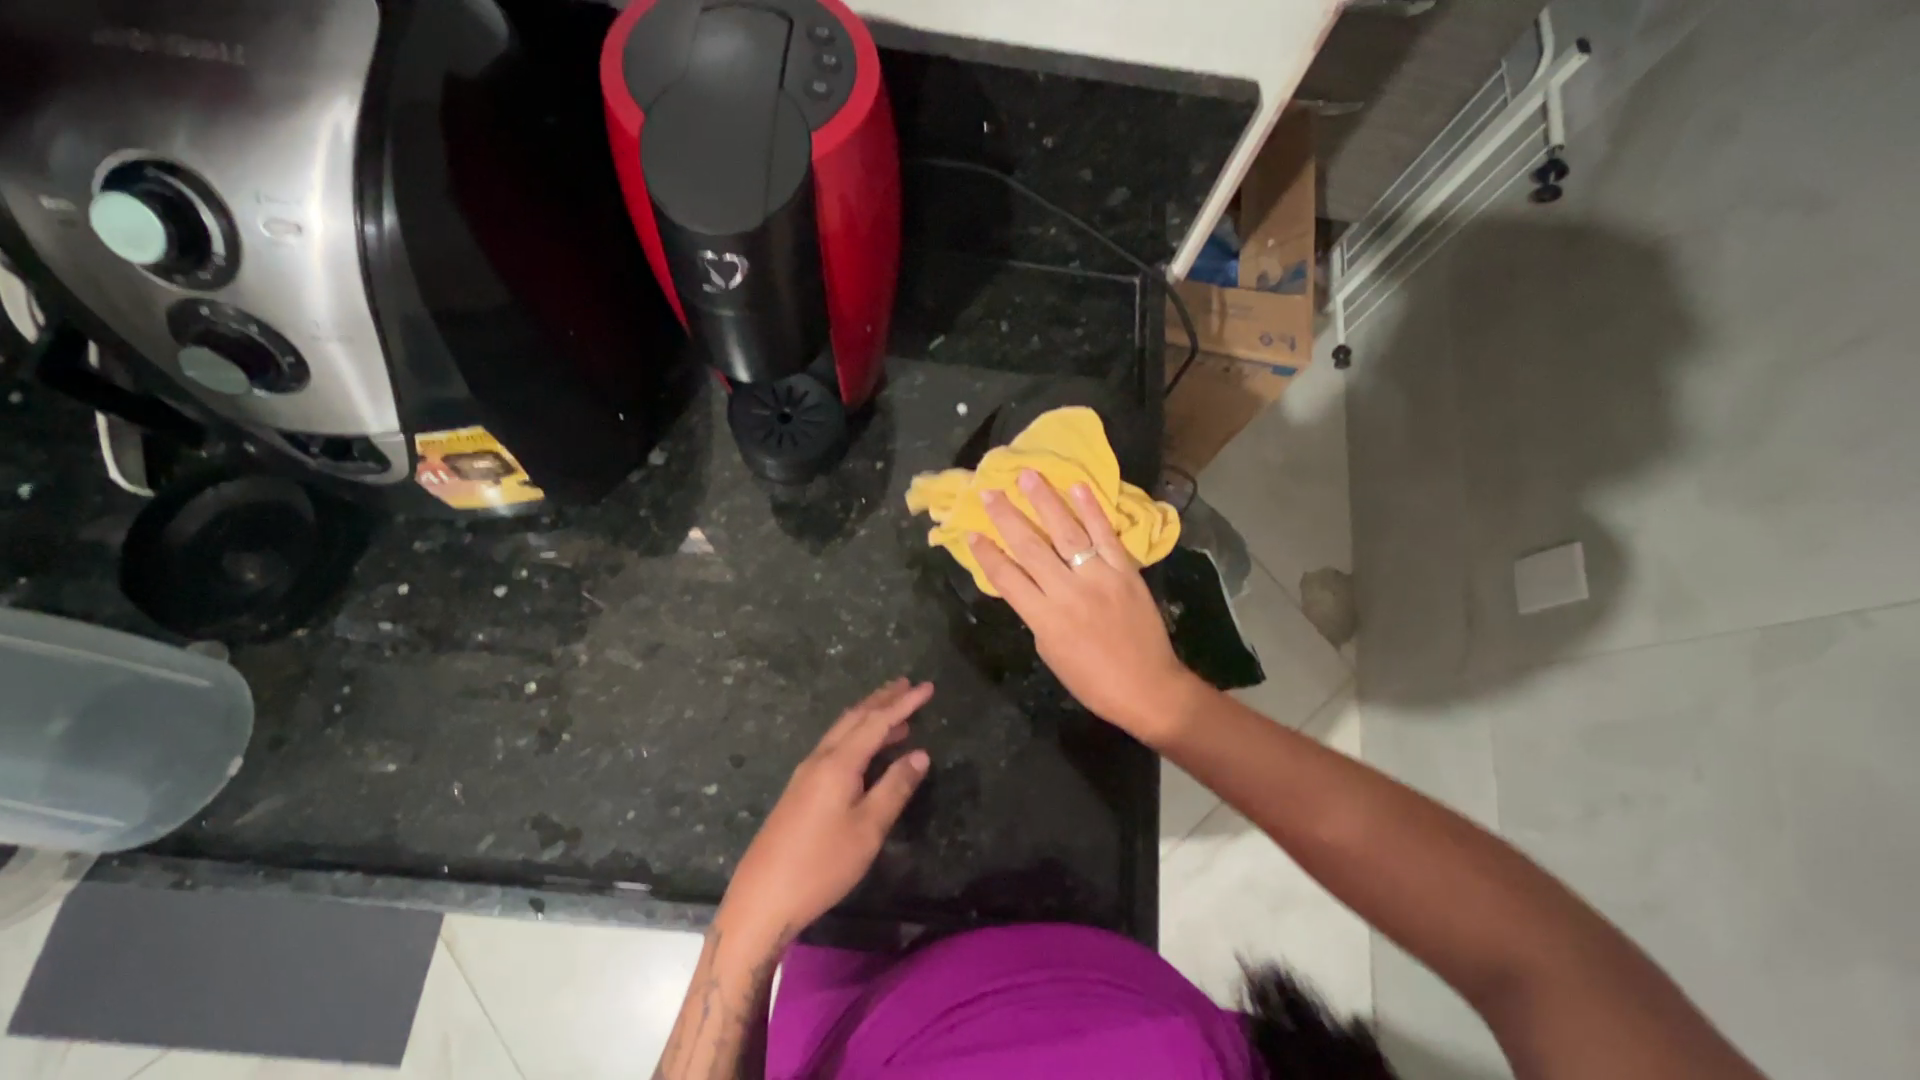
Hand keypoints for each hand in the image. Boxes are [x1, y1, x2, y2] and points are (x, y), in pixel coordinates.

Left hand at [716, 679, 931, 946]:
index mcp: (838, 763)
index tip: (927, 687)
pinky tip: (867, 751)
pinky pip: (834, 748)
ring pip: (841, 732)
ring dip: (868, 718)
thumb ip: (895, 788)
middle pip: (854, 719)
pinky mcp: (800, 792)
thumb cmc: (821, 864)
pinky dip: (856, 738)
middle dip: (882, 700)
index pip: (876, 722)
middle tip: (908, 685)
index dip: (904, 704)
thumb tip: (920, 754)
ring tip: (896, 714)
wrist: (763, 898)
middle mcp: (819, 760)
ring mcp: (805, 775)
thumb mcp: (868, 829)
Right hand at [967, 471, 1199, 742]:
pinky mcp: (1125, 572)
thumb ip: (1038, 615)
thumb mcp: (1050, 652)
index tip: (972, 532)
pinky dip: (1091, 510)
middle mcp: (1067, 592)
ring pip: (1066, 533)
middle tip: (989, 492)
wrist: (1147, 687)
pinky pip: (1106, 536)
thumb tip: (1030, 585)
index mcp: (1044, 619)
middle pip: (1030, 548)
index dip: (986, 554)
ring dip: (1044, 501)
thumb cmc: (1092, 680)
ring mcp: (1098, 578)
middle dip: (1006, 518)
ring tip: (1027, 476)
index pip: (1007, 578)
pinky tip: (1076, 487)